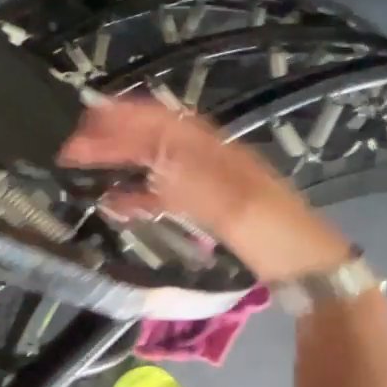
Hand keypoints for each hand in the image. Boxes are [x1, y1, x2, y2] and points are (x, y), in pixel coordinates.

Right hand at [58, 99, 353, 281]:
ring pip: (153, 162)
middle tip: (73, 145)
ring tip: (85, 164)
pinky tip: (116, 202)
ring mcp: (207, 182)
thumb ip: (187, 182)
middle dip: (112, 136)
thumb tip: (145, 161)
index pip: (160, 123)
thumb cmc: (275, 234)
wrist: (313, 270)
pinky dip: (136, 191)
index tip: (87, 119)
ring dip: (119, 160)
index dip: (123, 116)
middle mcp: (208, 159)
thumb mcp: (234, 206)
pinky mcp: (207, 207)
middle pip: (152, 138)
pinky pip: (162, 191)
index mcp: (214, 152)